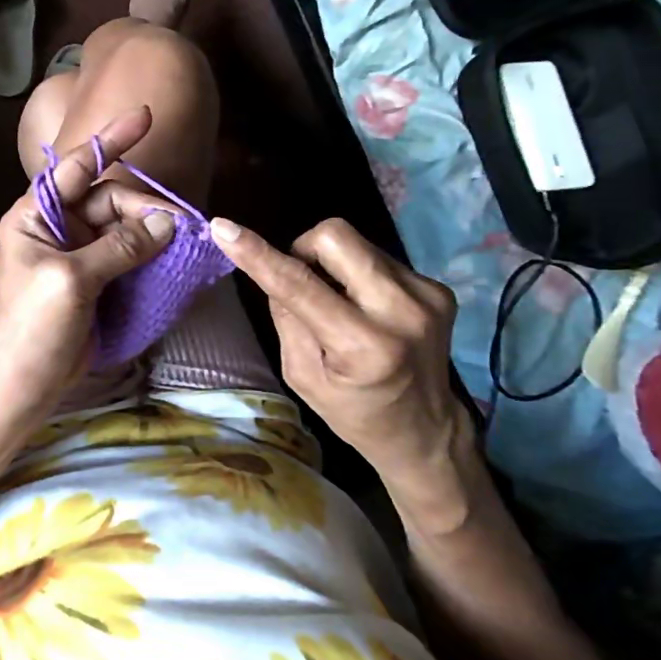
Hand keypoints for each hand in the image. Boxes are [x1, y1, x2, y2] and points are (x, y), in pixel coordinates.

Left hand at [0, 107, 178, 412]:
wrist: (23, 386)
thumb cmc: (33, 328)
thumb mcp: (73, 281)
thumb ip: (119, 247)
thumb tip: (167, 223)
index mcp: (34, 216)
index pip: (76, 168)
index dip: (110, 141)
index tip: (146, 116)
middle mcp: (54, 227)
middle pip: (108, 199)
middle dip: (145, 205)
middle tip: (184, 226)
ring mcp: (75, 253)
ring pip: (121, 226)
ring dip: (152, 228)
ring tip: (186, 239)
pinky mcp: (92, 278)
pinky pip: (126, 253)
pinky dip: (148, 251)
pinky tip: (172, 253)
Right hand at [210, 216, 467, 480]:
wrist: (427, 431)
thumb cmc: (353, 411)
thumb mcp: (302, 374)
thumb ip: (287, 318)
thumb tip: (273, 267)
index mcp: (363, 346)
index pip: (297, 285)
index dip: (257, 254)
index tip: (223, 228)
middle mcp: (402, 311)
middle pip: (335, 237)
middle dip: (303, 249)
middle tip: (299, 279)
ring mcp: (425, 295)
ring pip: (356, 242)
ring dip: (331, 263)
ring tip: (337, 302)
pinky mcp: (436, 287)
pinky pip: (376, 256)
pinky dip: (355, 273)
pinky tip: (363, 306)